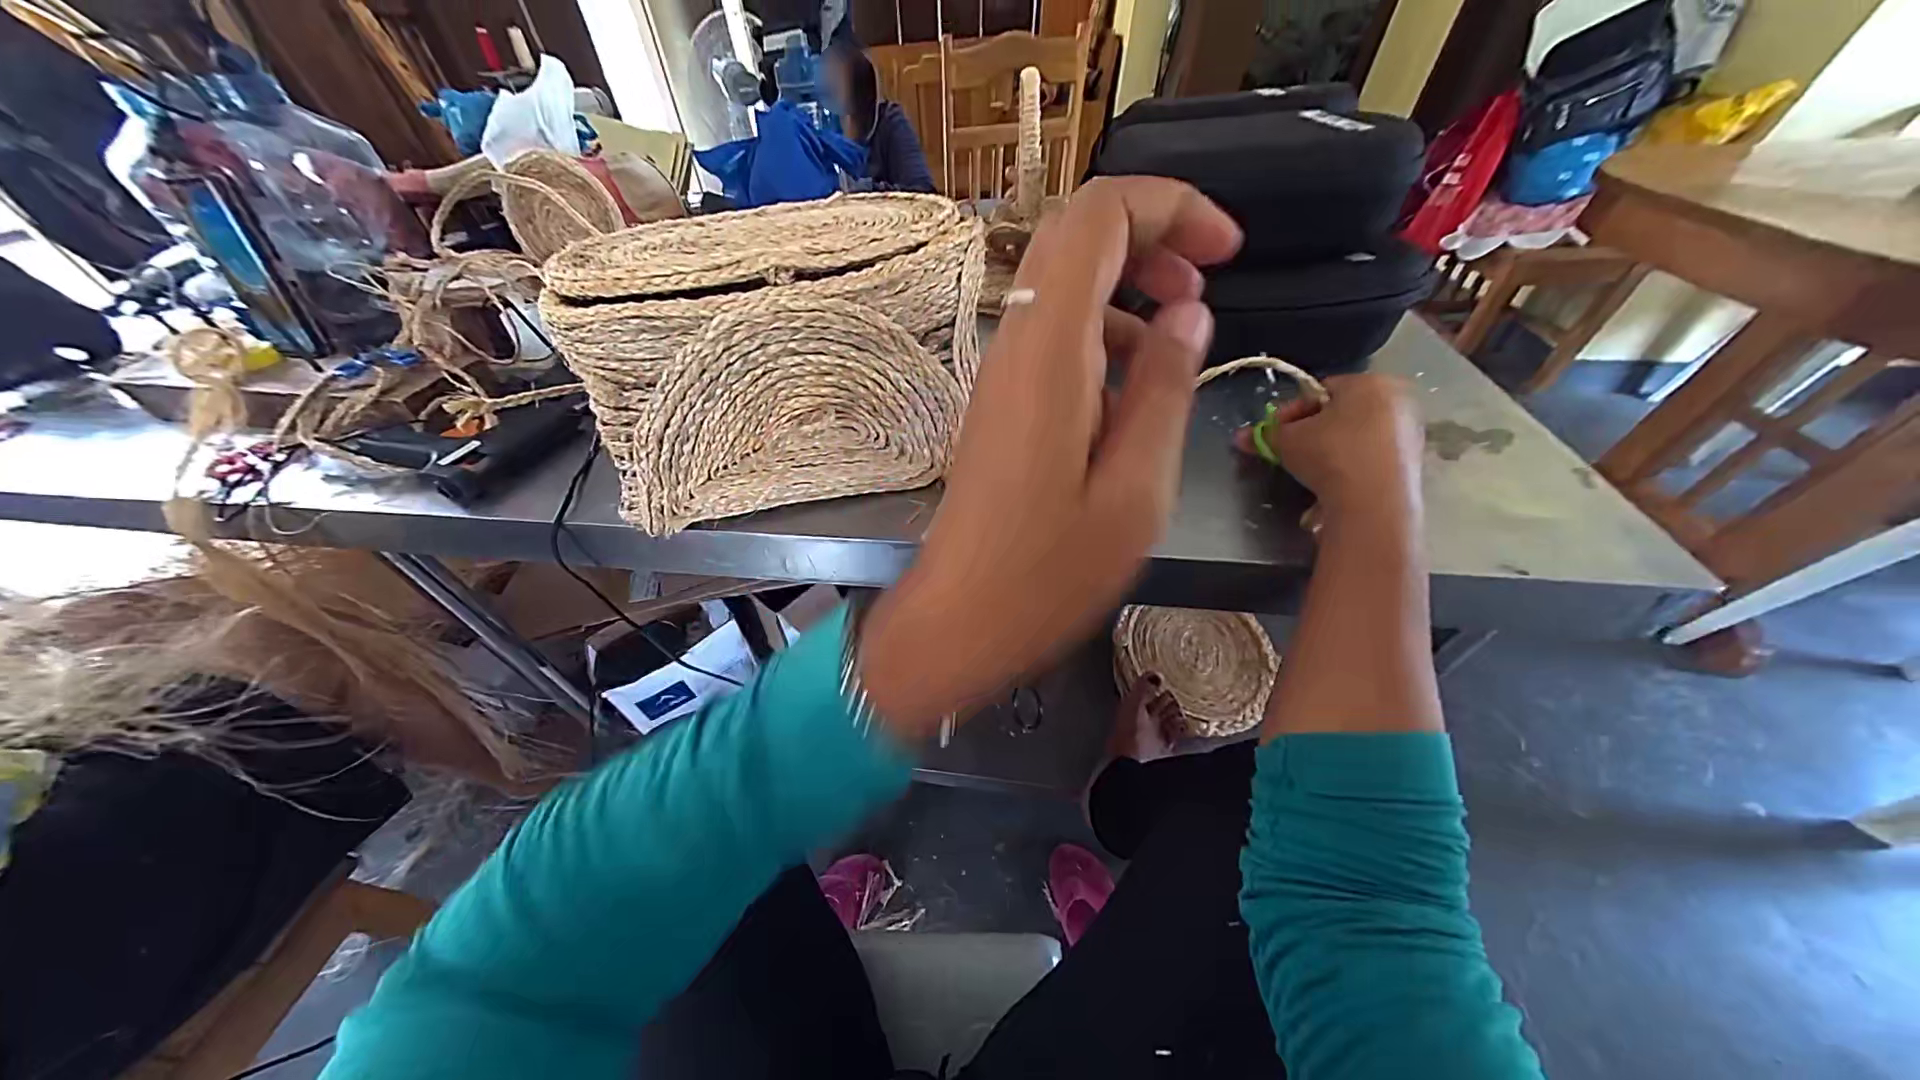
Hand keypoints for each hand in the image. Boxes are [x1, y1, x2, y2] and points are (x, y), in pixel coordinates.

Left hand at [859, 177, 1241, 735]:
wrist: (960, 618)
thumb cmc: (1049, 572)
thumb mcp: (1136, 489)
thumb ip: (1165, 389)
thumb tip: (1188, 314)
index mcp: (1050, 351)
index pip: (1096, 216)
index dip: (1169, 206)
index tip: (1226, 249)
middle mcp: (1015, 344)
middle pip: (1077, 239)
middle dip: (1152, 239)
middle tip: (1205, 285)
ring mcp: (1001, 373)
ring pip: (1064, 286)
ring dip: (1129, 288)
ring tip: (1182, 335)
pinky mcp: (1000, 403)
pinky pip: (1054, 338)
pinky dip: (1103, 335)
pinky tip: (1138, 385)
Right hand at [1237, 374, 1424, 525]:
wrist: (1374, 503)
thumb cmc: (1330, 455)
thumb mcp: (1287, 441)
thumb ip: (1265, 435)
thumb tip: (1240, 437)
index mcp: (1369, 382)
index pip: (1321, 389)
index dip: (1292, 411)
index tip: (1275, 432)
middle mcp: (1397, 400)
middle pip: (1342, 411)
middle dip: (1312, 430)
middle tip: (1289, 450)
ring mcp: (1410, 431)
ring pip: (1357, 435)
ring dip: (1330, 449)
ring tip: (1308, 470)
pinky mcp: (1413, 461)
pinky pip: (1372, 456)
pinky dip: (1351, 465)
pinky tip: (1334, 483)